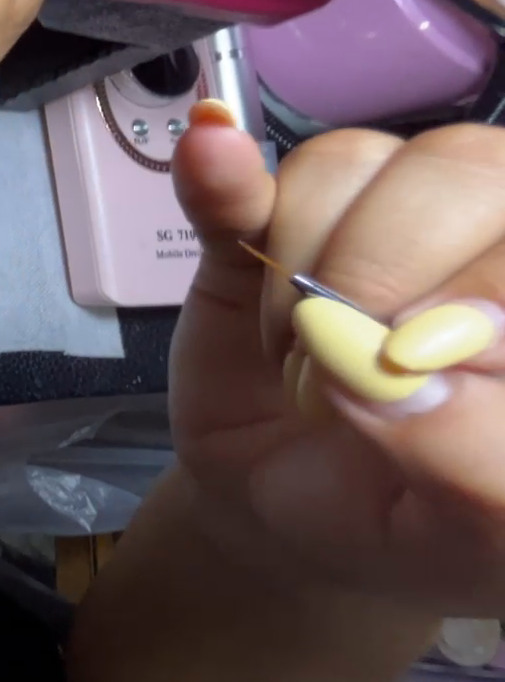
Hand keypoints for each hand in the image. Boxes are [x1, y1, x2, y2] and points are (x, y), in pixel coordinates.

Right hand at [170, 107, 504, 613]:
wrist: (274, 506)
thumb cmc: (398, 526)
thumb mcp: (470, 530)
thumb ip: (473, 456)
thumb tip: (398, 363)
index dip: (476, 287)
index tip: (407, 368)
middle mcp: (480, 247)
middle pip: (463, 167)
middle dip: (380, 262)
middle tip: (337, 349)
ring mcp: (360, 229)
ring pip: (347, 164)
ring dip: (294, 258)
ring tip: (291, 343)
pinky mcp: (251, 232)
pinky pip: (240, 176)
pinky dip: (219, 171)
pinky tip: (205, 151)